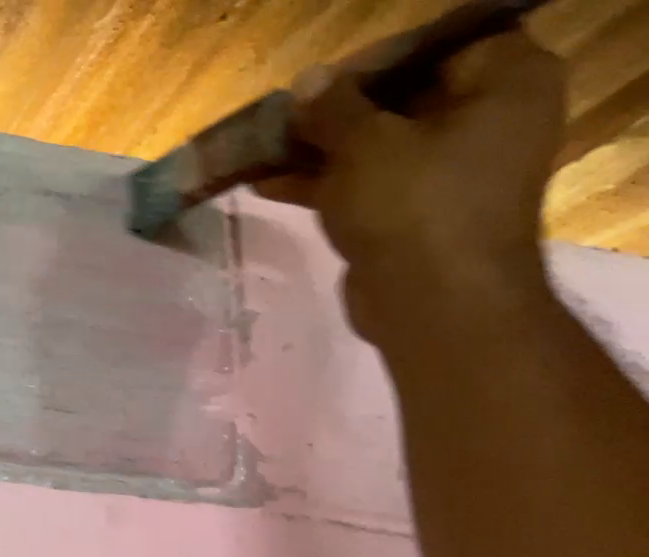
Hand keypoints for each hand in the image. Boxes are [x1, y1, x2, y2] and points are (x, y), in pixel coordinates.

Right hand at [256, 31, 566, 347]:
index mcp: (506, 82)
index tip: (317, 83)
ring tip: (261, 153)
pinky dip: (325, 183)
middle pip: (404, 96)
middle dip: (335, 111)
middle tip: (282, 119)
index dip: (373, 62)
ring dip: (318, 150)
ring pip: (378, 144)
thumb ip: (332, 108)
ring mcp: (456, 170)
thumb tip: (306, 80)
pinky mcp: (422, 212)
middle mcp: (492, 118)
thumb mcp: (363, 146)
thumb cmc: (412, 206)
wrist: (432, 300)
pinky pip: (370, 183)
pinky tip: (267, 184)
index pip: (438, 46)